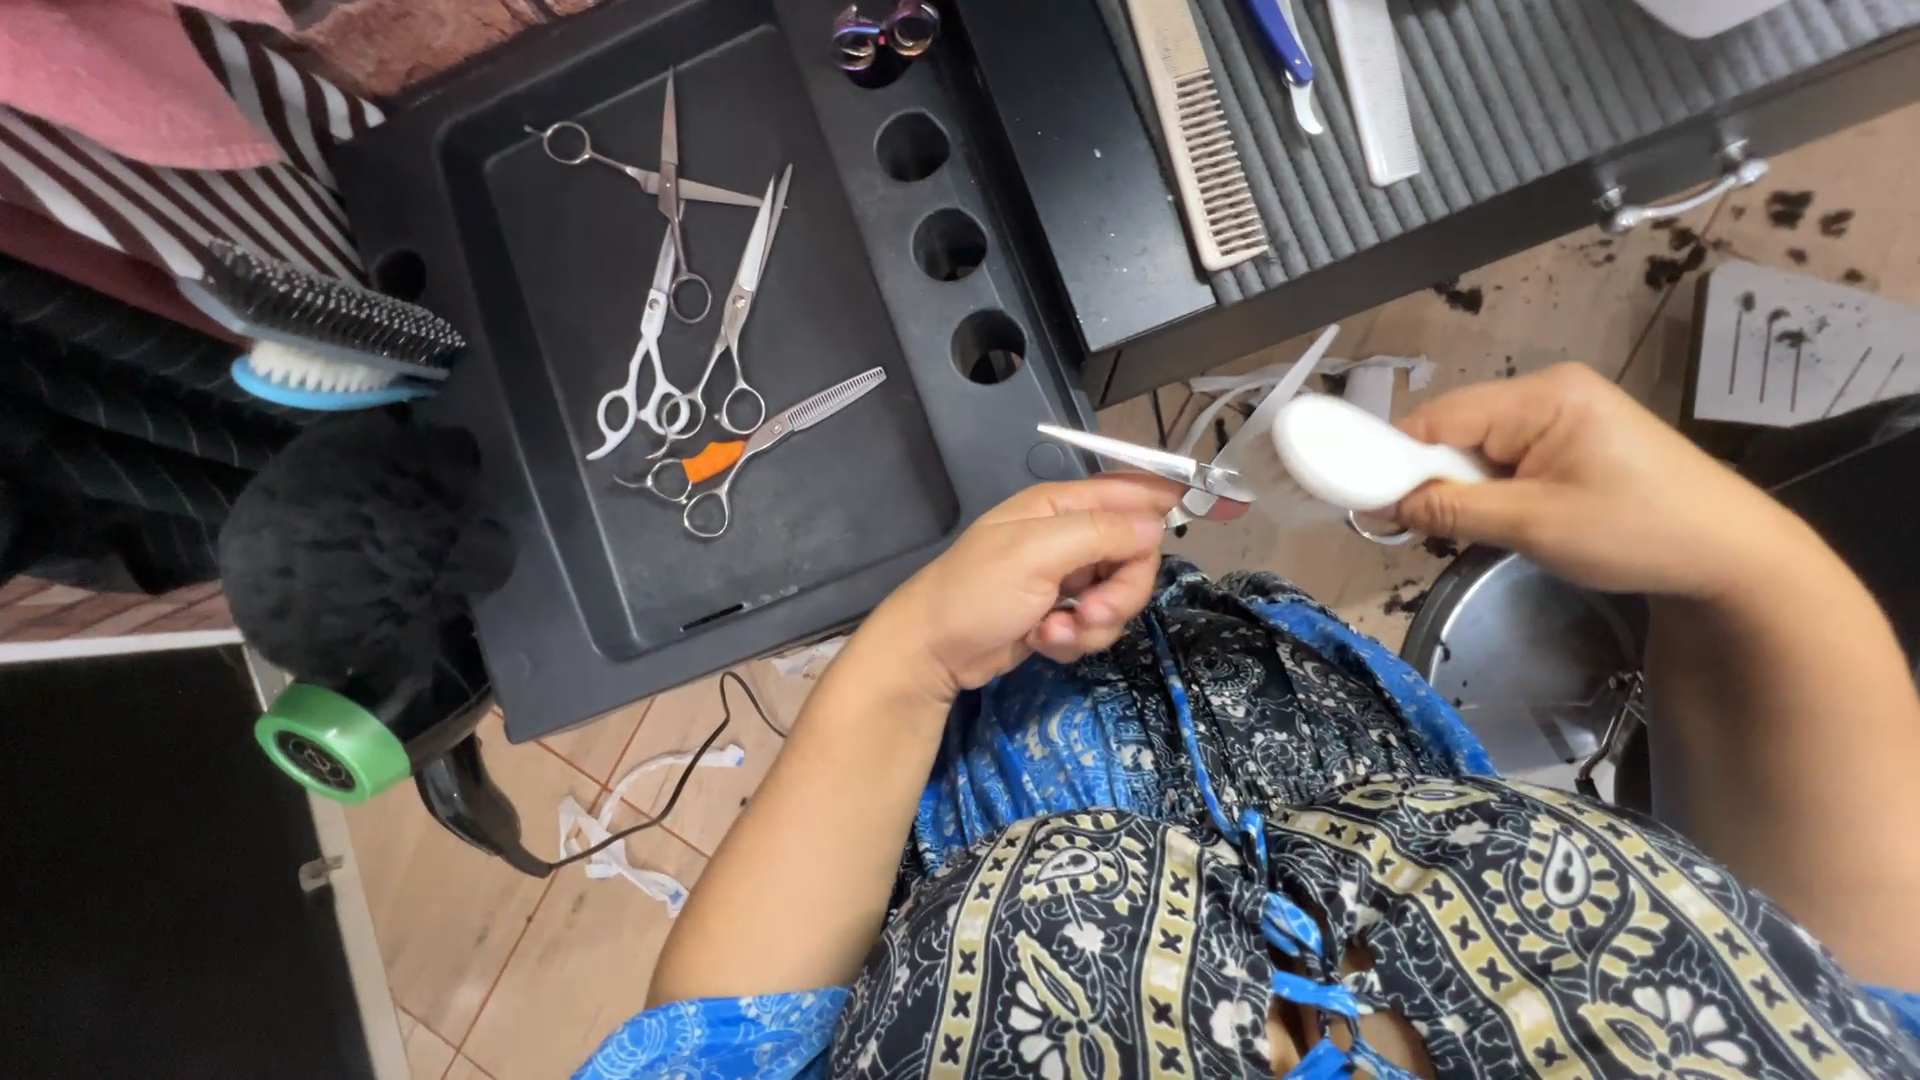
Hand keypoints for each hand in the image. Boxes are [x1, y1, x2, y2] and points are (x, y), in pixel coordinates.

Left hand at [870, 474, 1242, 700]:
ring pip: (1119, 596)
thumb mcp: (1036, 553)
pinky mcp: (1060, 615)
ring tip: (1054, 632)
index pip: (1129, 491)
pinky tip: (1043, 642)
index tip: (1221, 508)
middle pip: (1135, 554)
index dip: (1170, 499)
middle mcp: (1069, 536)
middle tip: (1091, 612)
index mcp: (1060, 505)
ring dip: (1094, 623)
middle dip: (1121, 591)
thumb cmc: (975, 591)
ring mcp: (1066, 578)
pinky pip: (1096, 624)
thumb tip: (1155, 522)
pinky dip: (1075, 639)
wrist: (933, 651)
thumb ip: (1099, 533)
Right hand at [1392, 363, 1812, 598]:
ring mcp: (1561, 412)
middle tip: (1426, 524)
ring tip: (1472, 523)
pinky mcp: (1569, 436)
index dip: (1396, 458)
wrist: (1737, 557)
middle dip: (1430, 476)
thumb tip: (1374, 507)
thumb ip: (1446, 510)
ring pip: (1471, 445)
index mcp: (1543, 397)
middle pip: (1451, 428)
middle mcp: (1548, 391)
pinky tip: (1498, 513)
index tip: (1371, 502)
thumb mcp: (1530, 525)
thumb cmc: (1637, 533)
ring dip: (1458, 485)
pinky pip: (1498, 455)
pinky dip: (1484, 486)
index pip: (1437, 418)